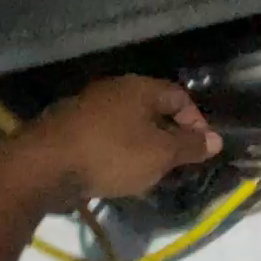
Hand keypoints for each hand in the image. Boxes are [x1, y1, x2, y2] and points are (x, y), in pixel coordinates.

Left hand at [0, 76, 222, 210]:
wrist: (45, 166)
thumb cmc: (113, 155)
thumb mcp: (161, 154)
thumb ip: (190, 146)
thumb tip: (215, 140)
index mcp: (139, 88)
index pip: (180, 96)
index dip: (196, 121)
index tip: (201, 149)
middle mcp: (114, 90)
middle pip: (153, 108)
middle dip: (170, 134)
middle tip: (178, 162)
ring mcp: (89, 107)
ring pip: (129, 122)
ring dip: (145, 144)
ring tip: (151, 170)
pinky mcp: (71, 127)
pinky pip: (108, 135)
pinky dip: (121, 150)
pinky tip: (120, 172)